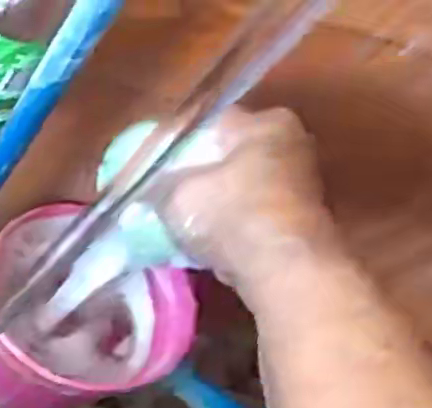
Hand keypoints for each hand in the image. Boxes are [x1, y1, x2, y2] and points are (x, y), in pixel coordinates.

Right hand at [159, 107, 343, 288]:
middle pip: (222, 152)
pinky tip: (195, 233)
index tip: (142, 165)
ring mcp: (294, 175)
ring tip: (169, 217)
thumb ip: (155, 185)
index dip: (168, 144)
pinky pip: (241, 206)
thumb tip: (138, 188)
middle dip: (187, 172)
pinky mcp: (290, 210)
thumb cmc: (229, 214)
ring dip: (203, 197)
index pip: (206, 124)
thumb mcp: (176, 196)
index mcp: (263, 122)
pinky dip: (218, 216)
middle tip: (153, 192)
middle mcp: (286, 139)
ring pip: (232, 180)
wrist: (277, 261)